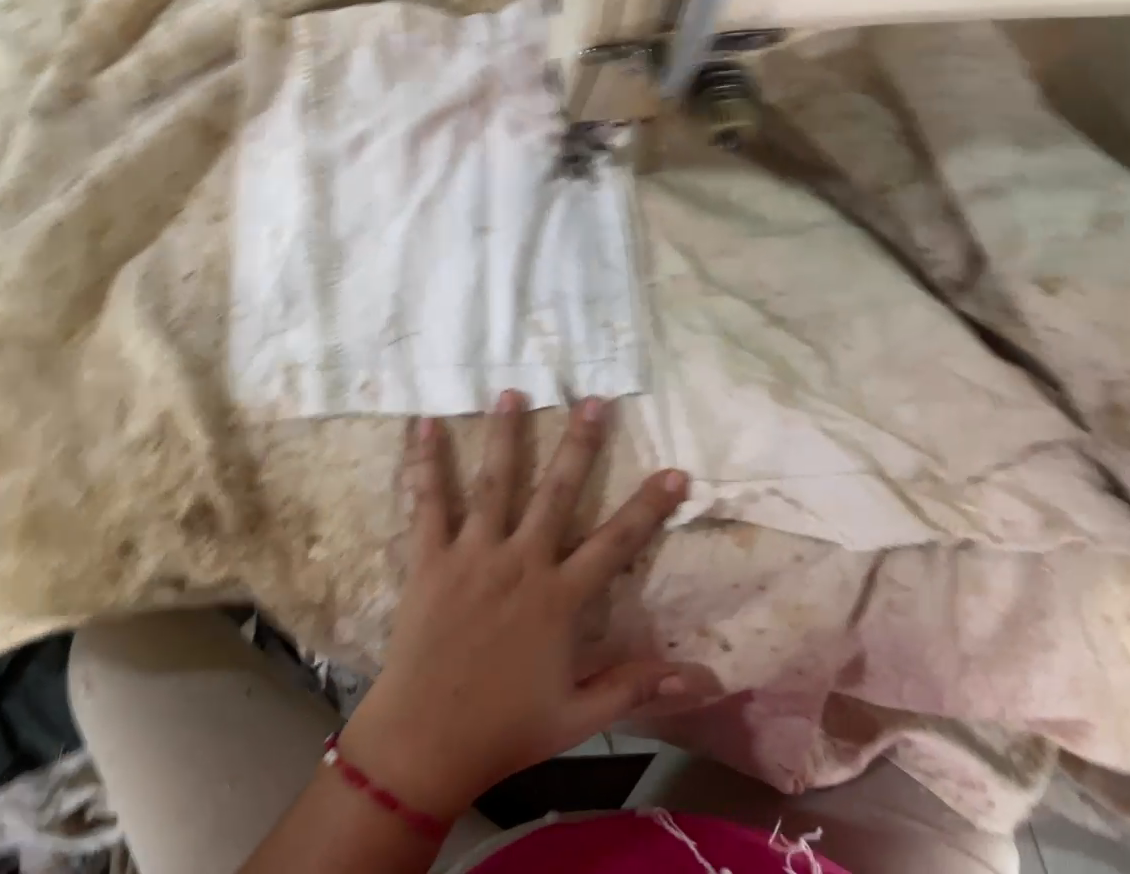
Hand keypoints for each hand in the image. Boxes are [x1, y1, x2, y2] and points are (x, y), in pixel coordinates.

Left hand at [338, 391, 718, 820]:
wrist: (425, 736)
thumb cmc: (505, 729)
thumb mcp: (580, 716)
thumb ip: (636, 686)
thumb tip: (703, 676)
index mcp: (559, 599)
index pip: (616, 543)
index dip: (648, 507)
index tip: (675, 472)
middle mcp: (521, 564)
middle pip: (557, 493)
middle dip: (579, 445)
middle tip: (593, 401)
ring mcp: (472, 556)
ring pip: (495, 483)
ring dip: (506, 435)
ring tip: (512, 392)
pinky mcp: (430, 559)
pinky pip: (429, 502)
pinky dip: (427, 462)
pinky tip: (426, 424)